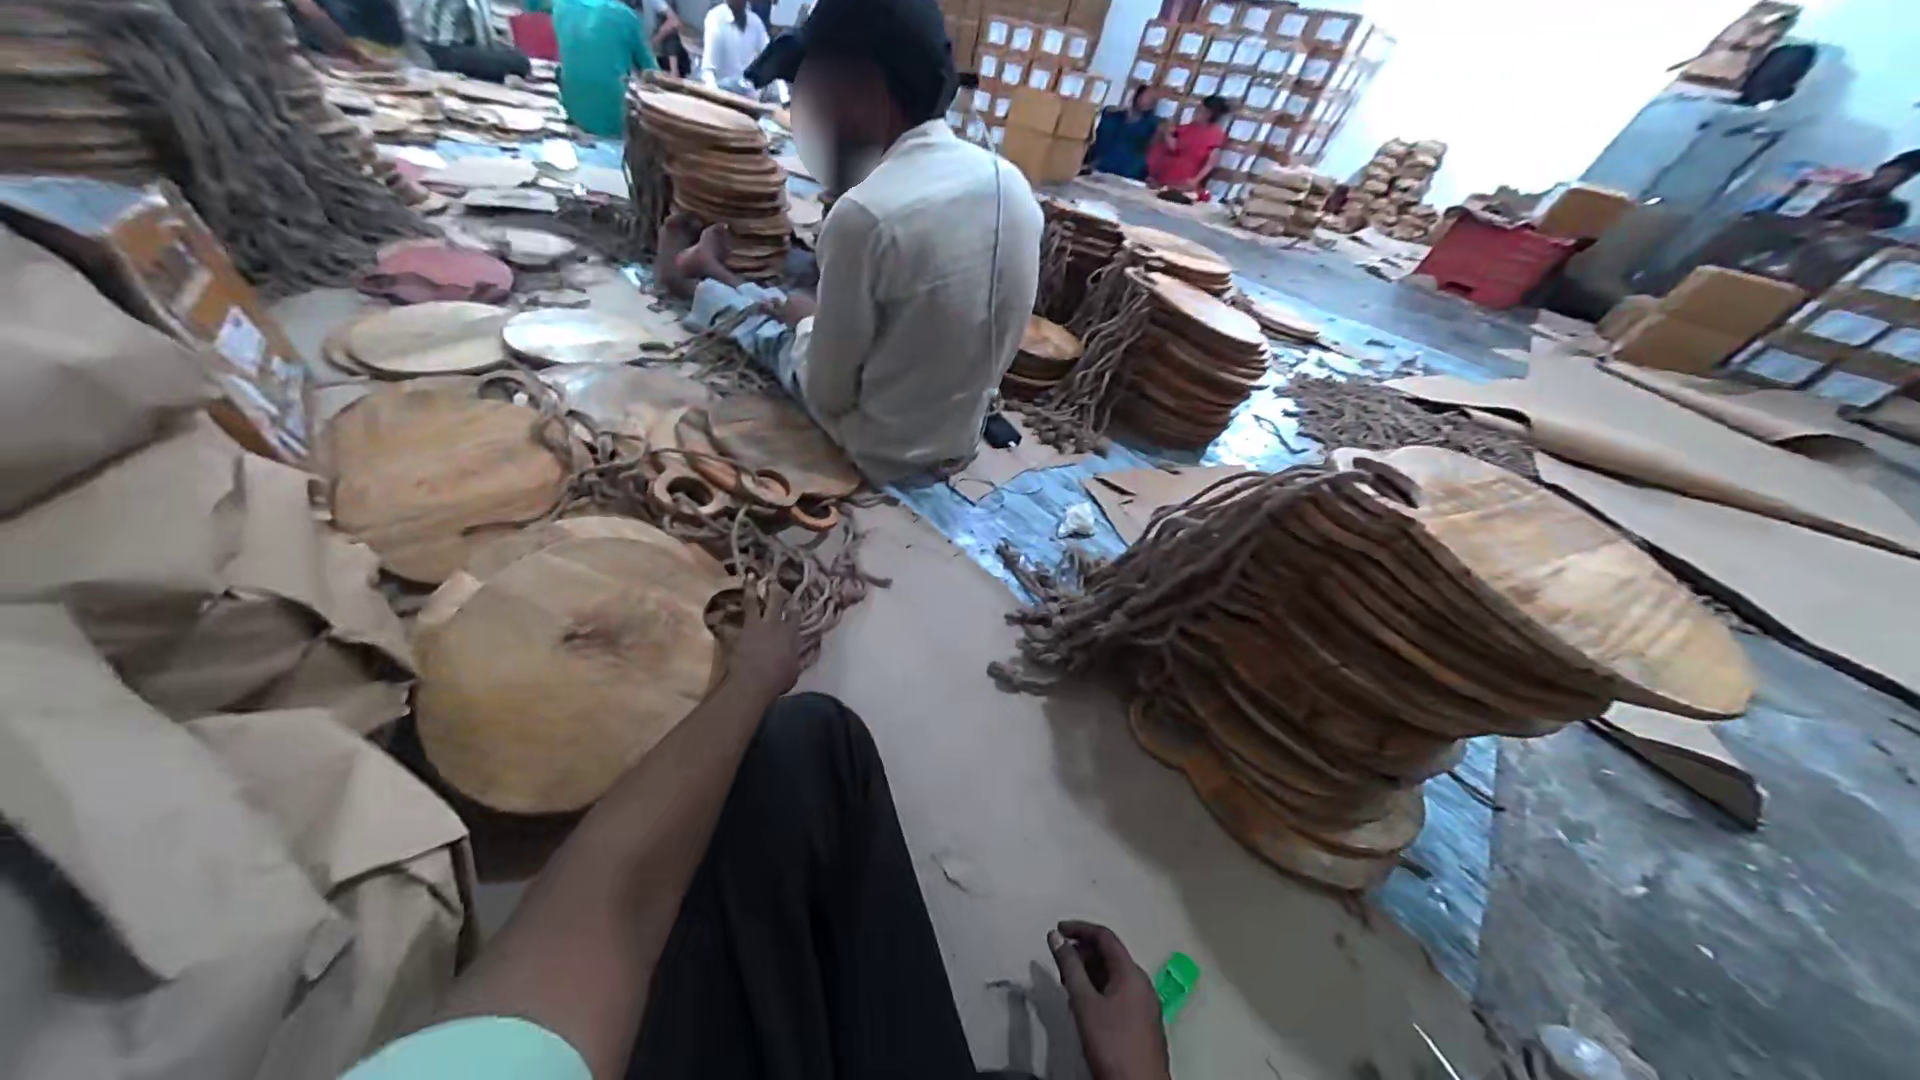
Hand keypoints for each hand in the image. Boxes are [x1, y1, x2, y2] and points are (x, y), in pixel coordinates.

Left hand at [726, 578, 800, 699]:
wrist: (753, 681)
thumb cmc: (778, 679)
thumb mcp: (794, 670)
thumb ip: (797, 659)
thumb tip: (800, 655)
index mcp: (790, 633)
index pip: (795, 615)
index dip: (795, 607)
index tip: (795, 601)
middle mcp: (773, 624)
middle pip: (776, 601)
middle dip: (776, 590)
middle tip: (775, 581)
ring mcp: (754, 626)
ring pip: (753, 603)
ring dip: (751, 589)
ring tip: (750, 577)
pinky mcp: (738, 632)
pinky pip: (728, 624)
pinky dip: (723, 621)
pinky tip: (716, 614)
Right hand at [1049, 921, 1169, 1079]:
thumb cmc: (1112, 1045)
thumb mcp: (1084, 1003)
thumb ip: (1069, 967)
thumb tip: (1055, 937)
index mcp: (1131, 973)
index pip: (1104, 936)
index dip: (1079, 929)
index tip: (1057, 930)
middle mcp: (1142, 983)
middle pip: (1110, 954)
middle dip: (1083, 952)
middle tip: (1060, 961)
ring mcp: (1145, 1004)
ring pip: (1114, 975)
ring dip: (1089, 972)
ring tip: (1068, 983)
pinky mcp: (1143, 1022)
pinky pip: (1119, 992)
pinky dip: (1099, 988)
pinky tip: (1085, 1004)